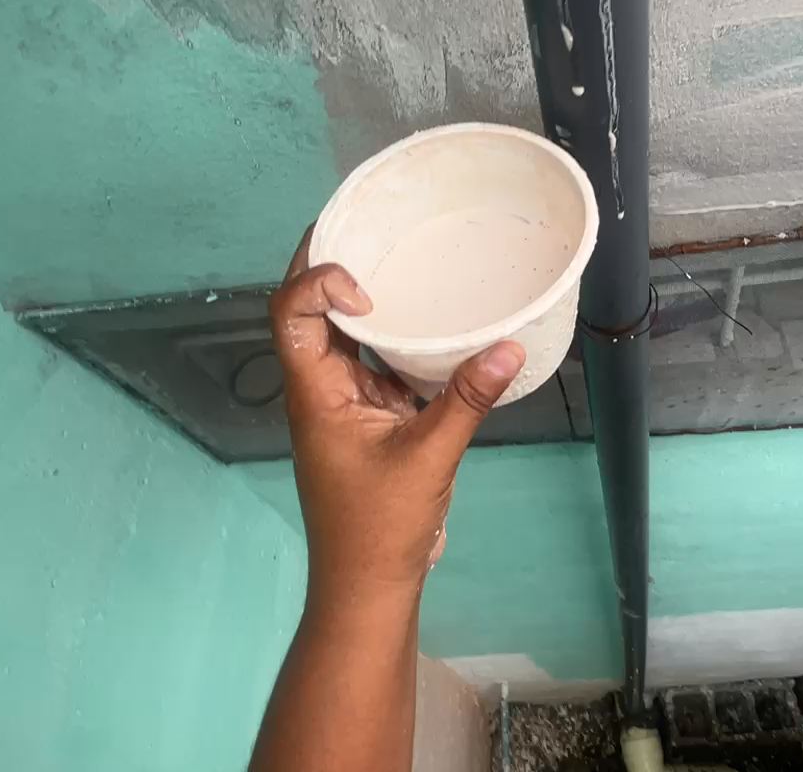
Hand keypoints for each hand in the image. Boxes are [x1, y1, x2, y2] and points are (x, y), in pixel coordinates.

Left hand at [269, 229, 524, 599]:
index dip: (315, 281)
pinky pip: (370, 356)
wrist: (369, 582)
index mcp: (316, 392)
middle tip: (364, 220)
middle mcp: (321, 385)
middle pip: (306, 310)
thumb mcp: (429, 457)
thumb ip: (466, 400)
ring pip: (337, 332)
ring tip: (394, 251)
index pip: (291, 315)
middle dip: (325, 263)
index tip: (367, 282)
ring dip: (356, 294)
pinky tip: (424, 315)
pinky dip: (389, 330)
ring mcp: (342, 399)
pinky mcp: (367, 412)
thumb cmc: (381, 525)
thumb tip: (511, 346)